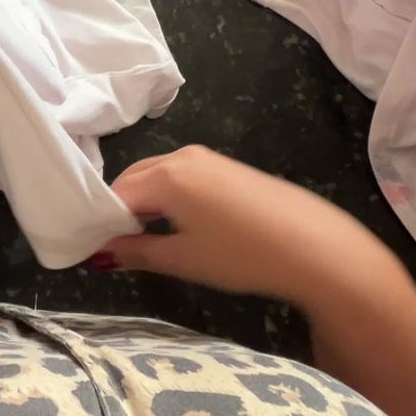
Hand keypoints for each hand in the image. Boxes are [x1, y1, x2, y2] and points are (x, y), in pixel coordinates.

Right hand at [94, 146, 399, 308]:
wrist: (319, 248)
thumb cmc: (243, 255)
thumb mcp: (184, 259)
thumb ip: (136, 253)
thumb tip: (98, 255)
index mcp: (165, 176)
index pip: (114, 194)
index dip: (102, 221)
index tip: (97, 248)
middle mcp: (180, 156)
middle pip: (132, 179)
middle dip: (120, 208)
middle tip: (117, 244)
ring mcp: (205, 157)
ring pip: (155, 174)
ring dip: (143, 200)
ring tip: (147, 237)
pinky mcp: (225, 165)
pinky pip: (178, 174)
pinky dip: (166, 194)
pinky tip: (180, 223)